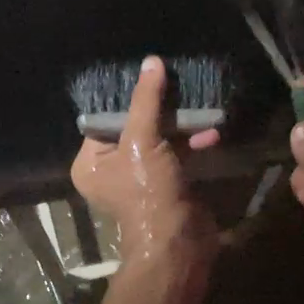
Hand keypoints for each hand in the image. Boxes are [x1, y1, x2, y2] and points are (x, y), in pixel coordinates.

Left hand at [71, 56, 220, 265]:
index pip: (104, 118)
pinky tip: (212, 129)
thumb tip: (151, 62)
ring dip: (180, 123)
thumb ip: (146, 101)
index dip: (125, 97)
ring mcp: (140, 177)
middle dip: (158, 108)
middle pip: (133, 126)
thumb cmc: (147, 191)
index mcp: (90, 162)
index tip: (146, 73)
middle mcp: (111, 169)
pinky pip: (177, 154)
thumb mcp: (142, 141)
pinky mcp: (167, 183)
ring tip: (199, 101)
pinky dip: (192, 141)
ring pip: (158, 139)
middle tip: (175, 82)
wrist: (179, 241)